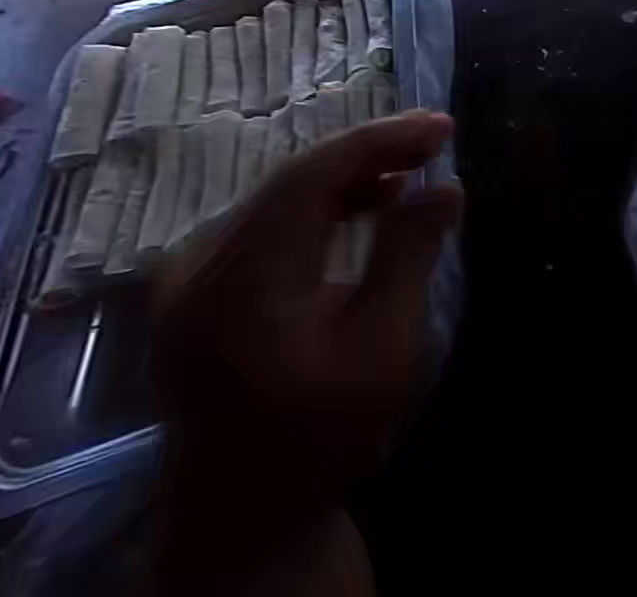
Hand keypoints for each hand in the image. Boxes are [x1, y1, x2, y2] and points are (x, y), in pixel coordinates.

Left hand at [151, 111, 462, 592]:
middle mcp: (200, 264)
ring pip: (279, 194)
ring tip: (412, 166)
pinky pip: (267, 220)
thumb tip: (446, 186)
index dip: (380, 141)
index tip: (441, 127)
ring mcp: (190, 273)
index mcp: (241, 281)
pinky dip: (321, 204)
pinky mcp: (198, 283)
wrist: (245, 509)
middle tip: (434, 139)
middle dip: (370, 151)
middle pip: (292, 178)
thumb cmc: (321, 433)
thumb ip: (409, 256)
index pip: (311, 177)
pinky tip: (366, 202)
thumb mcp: (383, 347)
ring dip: (348, 175)